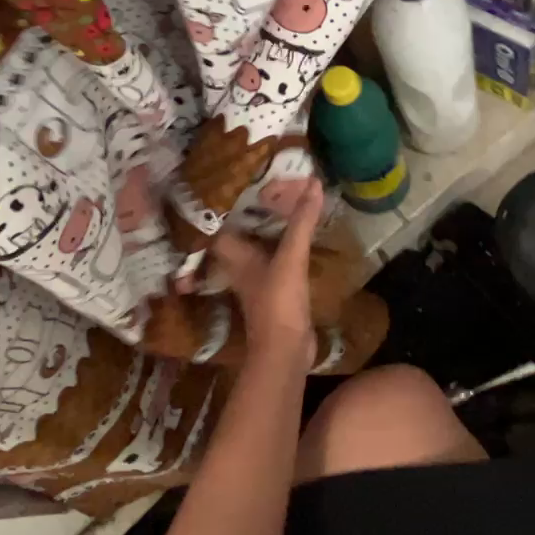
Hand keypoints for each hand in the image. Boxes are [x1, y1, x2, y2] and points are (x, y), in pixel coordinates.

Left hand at [210, 179, 323, 369]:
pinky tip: (300, 242)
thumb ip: (301, 222)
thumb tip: (314, 183)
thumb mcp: (291, 257)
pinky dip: (285, 251)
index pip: (220, 225)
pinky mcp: (277, 293)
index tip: (241, 183)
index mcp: (235, 256)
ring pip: (257, 250)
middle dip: (250, 217)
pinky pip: (277, 264)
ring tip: (284, 210)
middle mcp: (241, 267)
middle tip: (268, 191)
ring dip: (268, 233)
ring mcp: (258, 281)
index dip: (226, 206)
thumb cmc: (277, 302)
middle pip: (239, 236)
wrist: (285, 352)